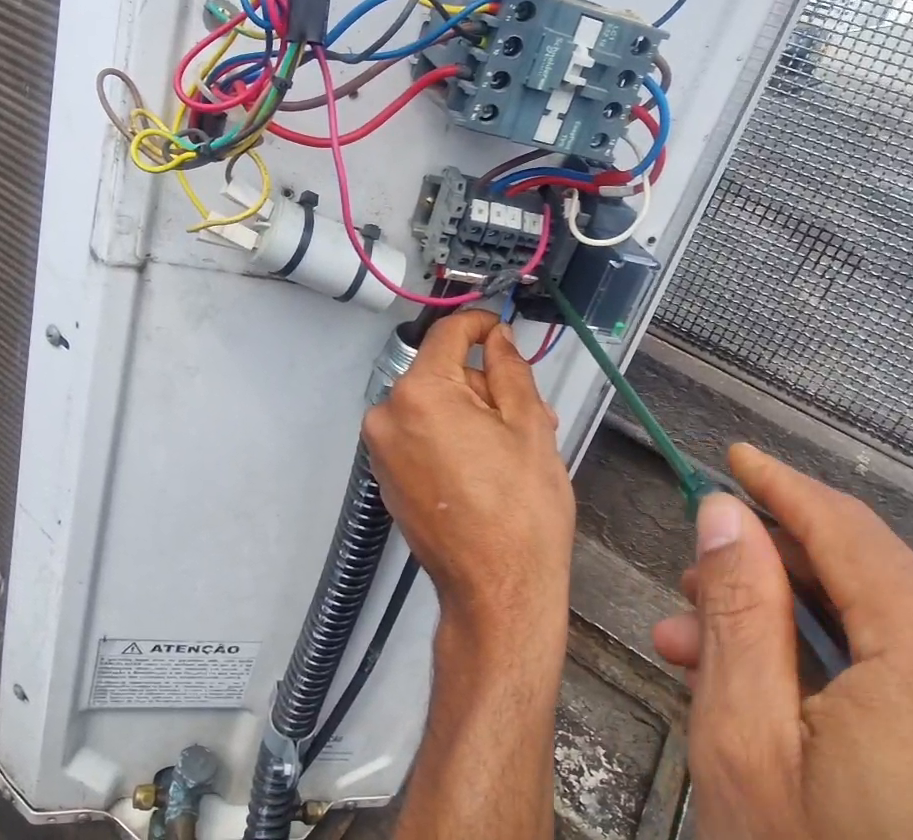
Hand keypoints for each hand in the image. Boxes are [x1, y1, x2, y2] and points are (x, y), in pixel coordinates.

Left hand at [363, 310, 572, 635]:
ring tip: (514, 448)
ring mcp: (383, 451)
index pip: (447, 334)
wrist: (498, 589)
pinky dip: (452, 439)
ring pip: (433, 407)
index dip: (479, 324)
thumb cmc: (519, 515)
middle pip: (441, 374)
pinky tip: (488, 466)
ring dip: (472, 415)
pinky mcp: (388, 478)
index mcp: (420, 395)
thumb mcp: (529, 425)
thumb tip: (498, 340)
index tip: (498, 327)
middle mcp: (389, 417)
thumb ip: (509, 369)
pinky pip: (421, 437)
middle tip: (528, 414)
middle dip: (483, 385)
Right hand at [654, 444, 912, 839]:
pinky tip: (782, 683)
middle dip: (772, 567)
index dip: (778, 486)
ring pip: (892, 617)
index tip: (731, 457)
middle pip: (870, 572)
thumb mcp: (747, 744)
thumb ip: (737, 611)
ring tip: (709, 644)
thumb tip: (724, 513)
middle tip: (688, 586)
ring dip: (800, 619)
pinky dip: (849, 659)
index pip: (847, 531)